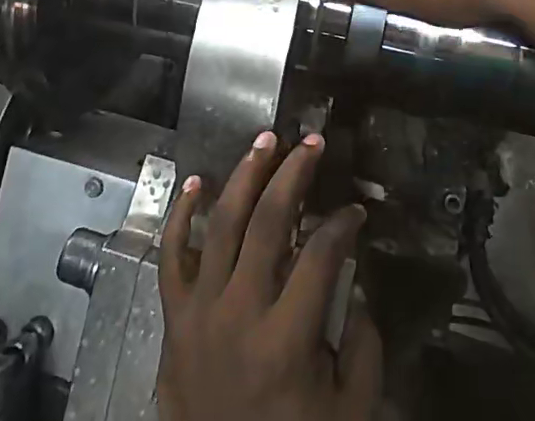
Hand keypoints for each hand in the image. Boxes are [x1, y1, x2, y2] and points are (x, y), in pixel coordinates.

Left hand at [157, 131, 380, 420]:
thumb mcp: (349, 410)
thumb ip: (363, 346)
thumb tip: (354, 286)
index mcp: (286, 340)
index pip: (320, 257)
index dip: (342, 225)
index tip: (355, 211)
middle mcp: (239, 313)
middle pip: (268, 223)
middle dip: (294, 175)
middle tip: (312, 143)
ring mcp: (199, 311)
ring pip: (221, 224)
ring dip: (245, 177)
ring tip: (265, 141)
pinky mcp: (174, 316)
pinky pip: (171, 255)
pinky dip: (181, 214)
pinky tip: (197, 181)